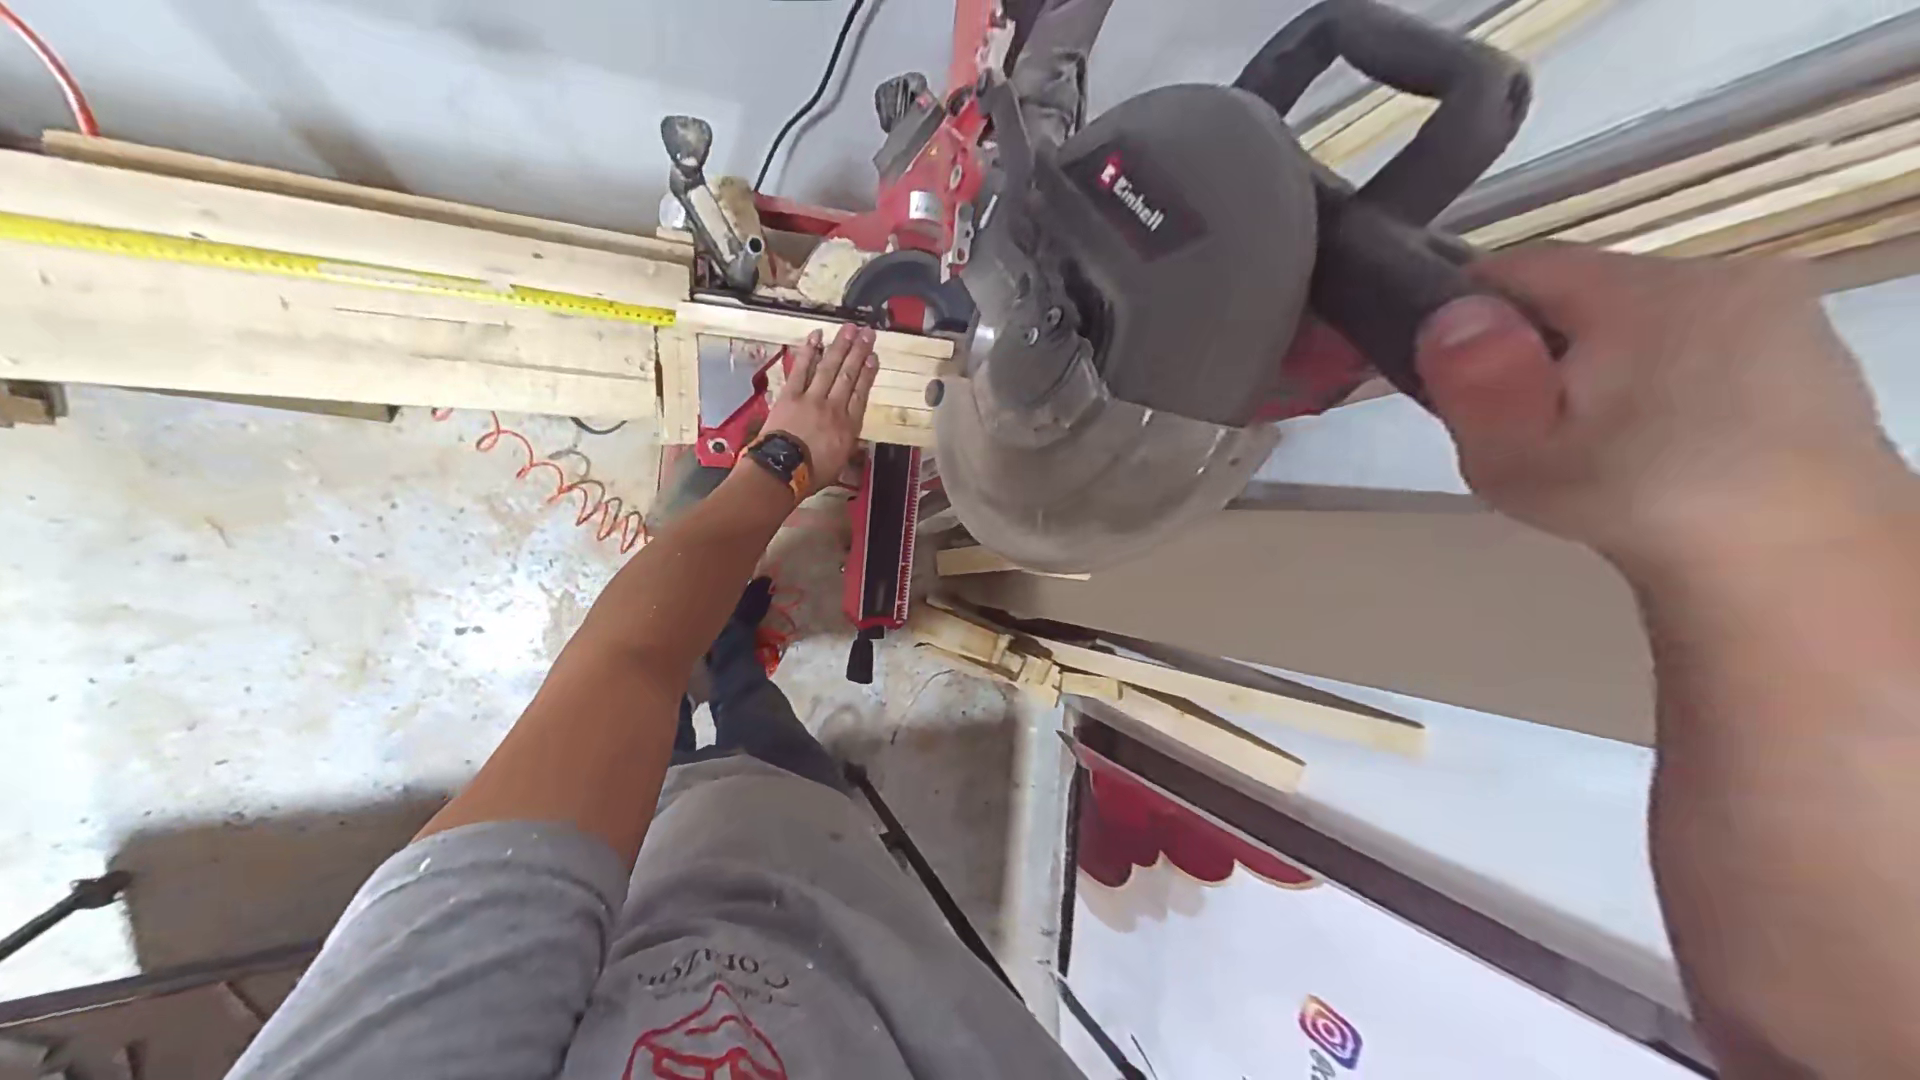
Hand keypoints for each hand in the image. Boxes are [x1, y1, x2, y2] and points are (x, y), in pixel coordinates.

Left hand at [760, 323, 876, 497]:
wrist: (784, 470)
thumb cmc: (812, 474)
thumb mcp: (840, 464)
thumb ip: (847, 444)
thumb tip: (850, 437)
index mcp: (849, 426)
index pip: (861, 393)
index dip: (869, 373)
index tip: (874, 357)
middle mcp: (834, 407)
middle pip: (849, 375)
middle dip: (859, 352)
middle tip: (867, 333)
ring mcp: (812, 398)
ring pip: (829, 367)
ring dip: (840, 346)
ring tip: (850, 329)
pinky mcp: (791, 395)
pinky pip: (802, 368)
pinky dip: (809, 351)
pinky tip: (817, 336)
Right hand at [1413, 246, 1908, 577]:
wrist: (1794, 559)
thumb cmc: (1631, 501)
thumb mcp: (1516, 454)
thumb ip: (1475, 381)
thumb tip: (1448, 314)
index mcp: (1645, 293)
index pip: (1522, 266)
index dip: (1466, 310)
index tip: (1448, 370)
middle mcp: (1721, 275)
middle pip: (1579, 291)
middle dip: (1530, 342)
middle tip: (1513, 418)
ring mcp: (1775, 307)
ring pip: (1632, 316)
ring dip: (1589, 359)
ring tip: (1580, 432)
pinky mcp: (1803, 343)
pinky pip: (1688, 338)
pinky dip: (1649, 373)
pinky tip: (1646, 433)